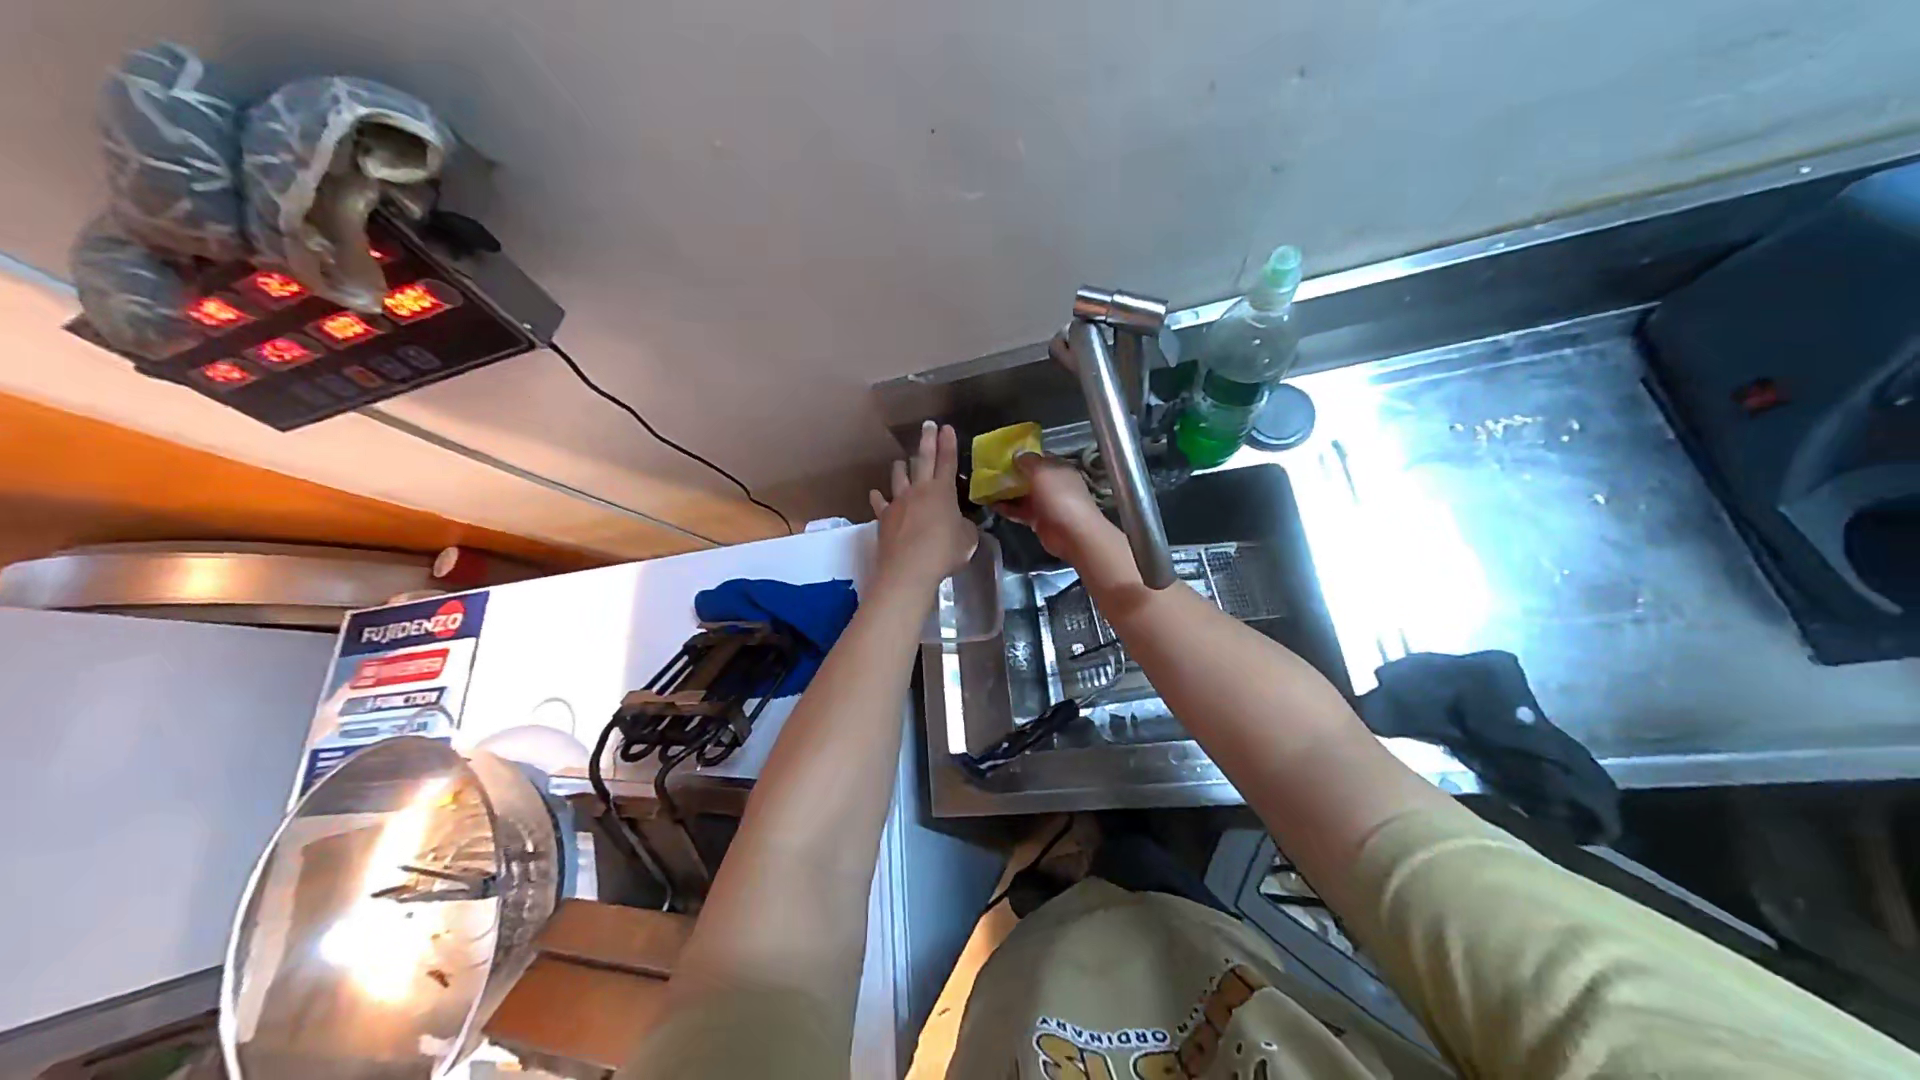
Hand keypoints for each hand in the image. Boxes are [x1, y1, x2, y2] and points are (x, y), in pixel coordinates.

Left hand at [869, 421, 977, 589]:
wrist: (908, 569)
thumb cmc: (943, 552)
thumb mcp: (967, 539)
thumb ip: (965, 526)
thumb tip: (960, 523)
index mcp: (942, 491)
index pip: (947, 461)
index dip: (949, 443)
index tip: (947, 427)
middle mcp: (919, 490)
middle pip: (923, 460)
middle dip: (927, 441)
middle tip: (927, 425)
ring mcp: (898, 502)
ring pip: (899, 477)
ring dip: (902, 467)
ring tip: (902, 460)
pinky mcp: (884, 518)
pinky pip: (881, 503)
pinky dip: (879, 497)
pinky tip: (876, 494)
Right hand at [999, 454, 1133, 587]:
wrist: (1073, 533)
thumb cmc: (1059, 496)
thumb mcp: (1042, 471)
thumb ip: (1028, 461)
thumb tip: (1017, 454)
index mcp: (1058, 468)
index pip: (1038, 457)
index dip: (1021, 455)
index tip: (1001, 455)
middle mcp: (1052, 483)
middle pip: (1028, 476)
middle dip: (1010, 474)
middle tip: (989, 472)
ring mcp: (1045, 502)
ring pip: (1022, 494)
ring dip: (1006, 492)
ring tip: (985, 488)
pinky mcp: (1038, 519)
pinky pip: (1019, 511)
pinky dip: (1007, 508)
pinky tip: (991, 505)